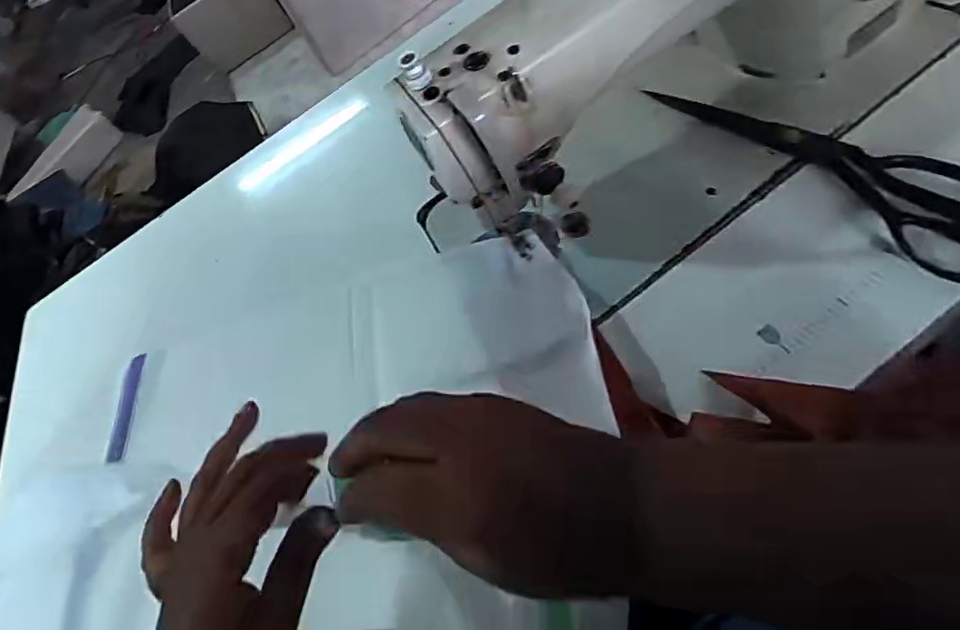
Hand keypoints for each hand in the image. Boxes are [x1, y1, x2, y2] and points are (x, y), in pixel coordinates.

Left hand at [142, 402, 338, 629]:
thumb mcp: (278, 621)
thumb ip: (297, 561)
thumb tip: (327, 509)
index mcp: (219, 549)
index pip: (259, 489)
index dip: (292, 470)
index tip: (323, 466)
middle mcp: (193, 542)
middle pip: (235, 479)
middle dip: (274, 453)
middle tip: (313, 440)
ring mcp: (176, 558)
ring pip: (201, 489)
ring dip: (224, 451)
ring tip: (247, 416)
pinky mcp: (167, 579)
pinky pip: (161, 536)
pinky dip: (166, 508)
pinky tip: (174, 487)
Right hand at [330, 393, 639, 599]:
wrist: (620, 503)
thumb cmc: (555, 550)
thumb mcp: (486, 558)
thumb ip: (428, 526)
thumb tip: (383, 507)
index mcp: (456, 494)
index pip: (381, 484)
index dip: (354, 496)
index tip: (342, 506)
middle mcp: (458, 440)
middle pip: (385, 429)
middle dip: (354, 447)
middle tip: (339, 469)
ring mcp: (475, 411)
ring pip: (406, 407)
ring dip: (377, 426)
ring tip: (364, 450)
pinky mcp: (490, 400)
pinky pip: (431, 402)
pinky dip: (406, 416)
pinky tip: (406, 434)